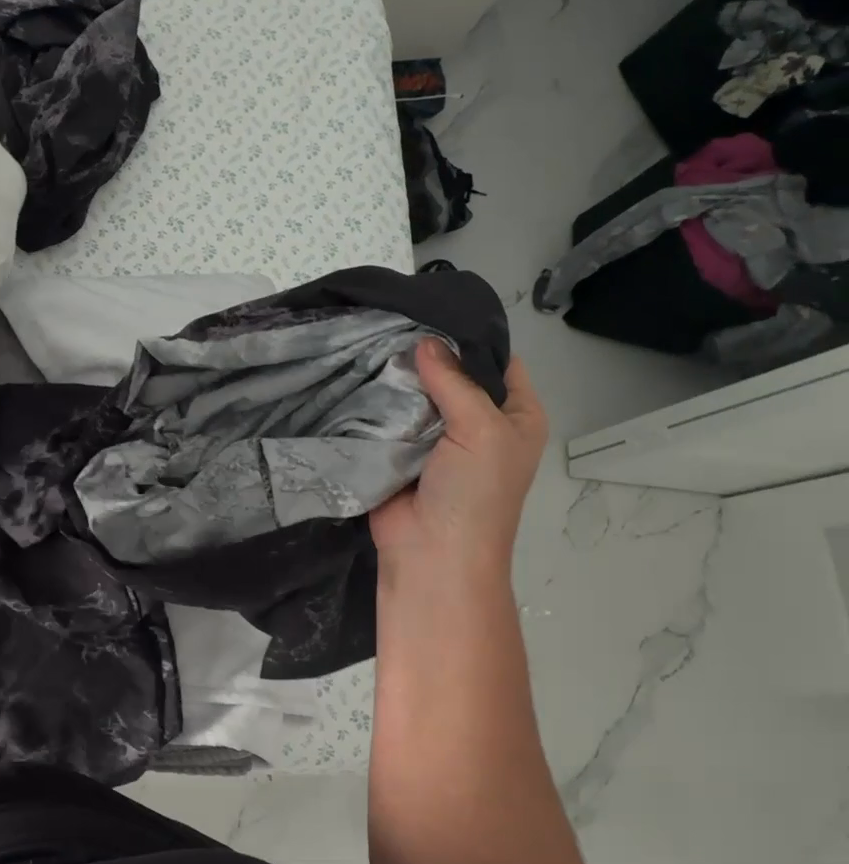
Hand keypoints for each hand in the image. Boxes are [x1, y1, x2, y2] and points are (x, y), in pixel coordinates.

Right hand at [370, 340, 546, 579]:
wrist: (431, 553)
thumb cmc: (474, 493)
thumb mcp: (480, 429)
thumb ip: (454, 382)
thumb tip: (425, 342)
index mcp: (514, 416)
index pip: (496, 363)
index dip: (469, 339)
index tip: (431, 311)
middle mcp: (474, 424)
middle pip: (448, 378)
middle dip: (422, 357)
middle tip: (386, 324)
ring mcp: (430, 441)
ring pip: (411, 399)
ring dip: (391, 382)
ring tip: (361, 346)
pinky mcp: (393, 456)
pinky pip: (382, 423)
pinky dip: (369, 407)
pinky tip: (349, 382)